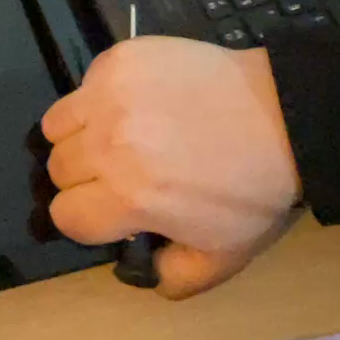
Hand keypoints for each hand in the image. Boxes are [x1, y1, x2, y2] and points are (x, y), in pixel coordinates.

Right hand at [41, 37, 300, 298]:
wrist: (283, 114)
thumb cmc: (254, 186)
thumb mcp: (225, 253)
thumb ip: (176, 277)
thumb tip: (137, 275)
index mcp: (129, 196)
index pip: (64, 214)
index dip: (84, 221)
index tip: (108, 214)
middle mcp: (107, 144)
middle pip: (57, 168)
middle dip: (82, 179)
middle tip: (116, 174)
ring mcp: (107, 96)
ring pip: (56, 124)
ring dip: (77, 136)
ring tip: (111, 137)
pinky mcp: (115, 61)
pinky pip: (81, 87)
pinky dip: (96, 99)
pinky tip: (134, 104)